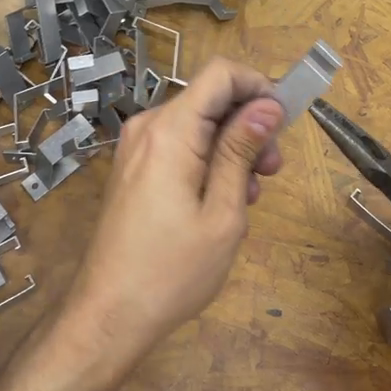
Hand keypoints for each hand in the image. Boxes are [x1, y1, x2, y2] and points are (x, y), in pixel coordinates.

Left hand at [62, 58, 283, 359]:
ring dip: (232, 148)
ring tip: (249, 195)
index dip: (258, 86)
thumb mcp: (222, 213)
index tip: (282, 121)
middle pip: (210, 99)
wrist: (108, 316)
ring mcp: (136, 148)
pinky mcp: (133, 168)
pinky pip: (180, 145)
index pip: (220, 74)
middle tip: (273, 170)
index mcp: (170, 131)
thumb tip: (268, 106)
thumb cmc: (172, 271)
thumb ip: (242, 152)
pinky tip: (221, 202)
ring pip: (198, 124)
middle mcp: (148, 127)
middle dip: (249, 124)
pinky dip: (208, 161)